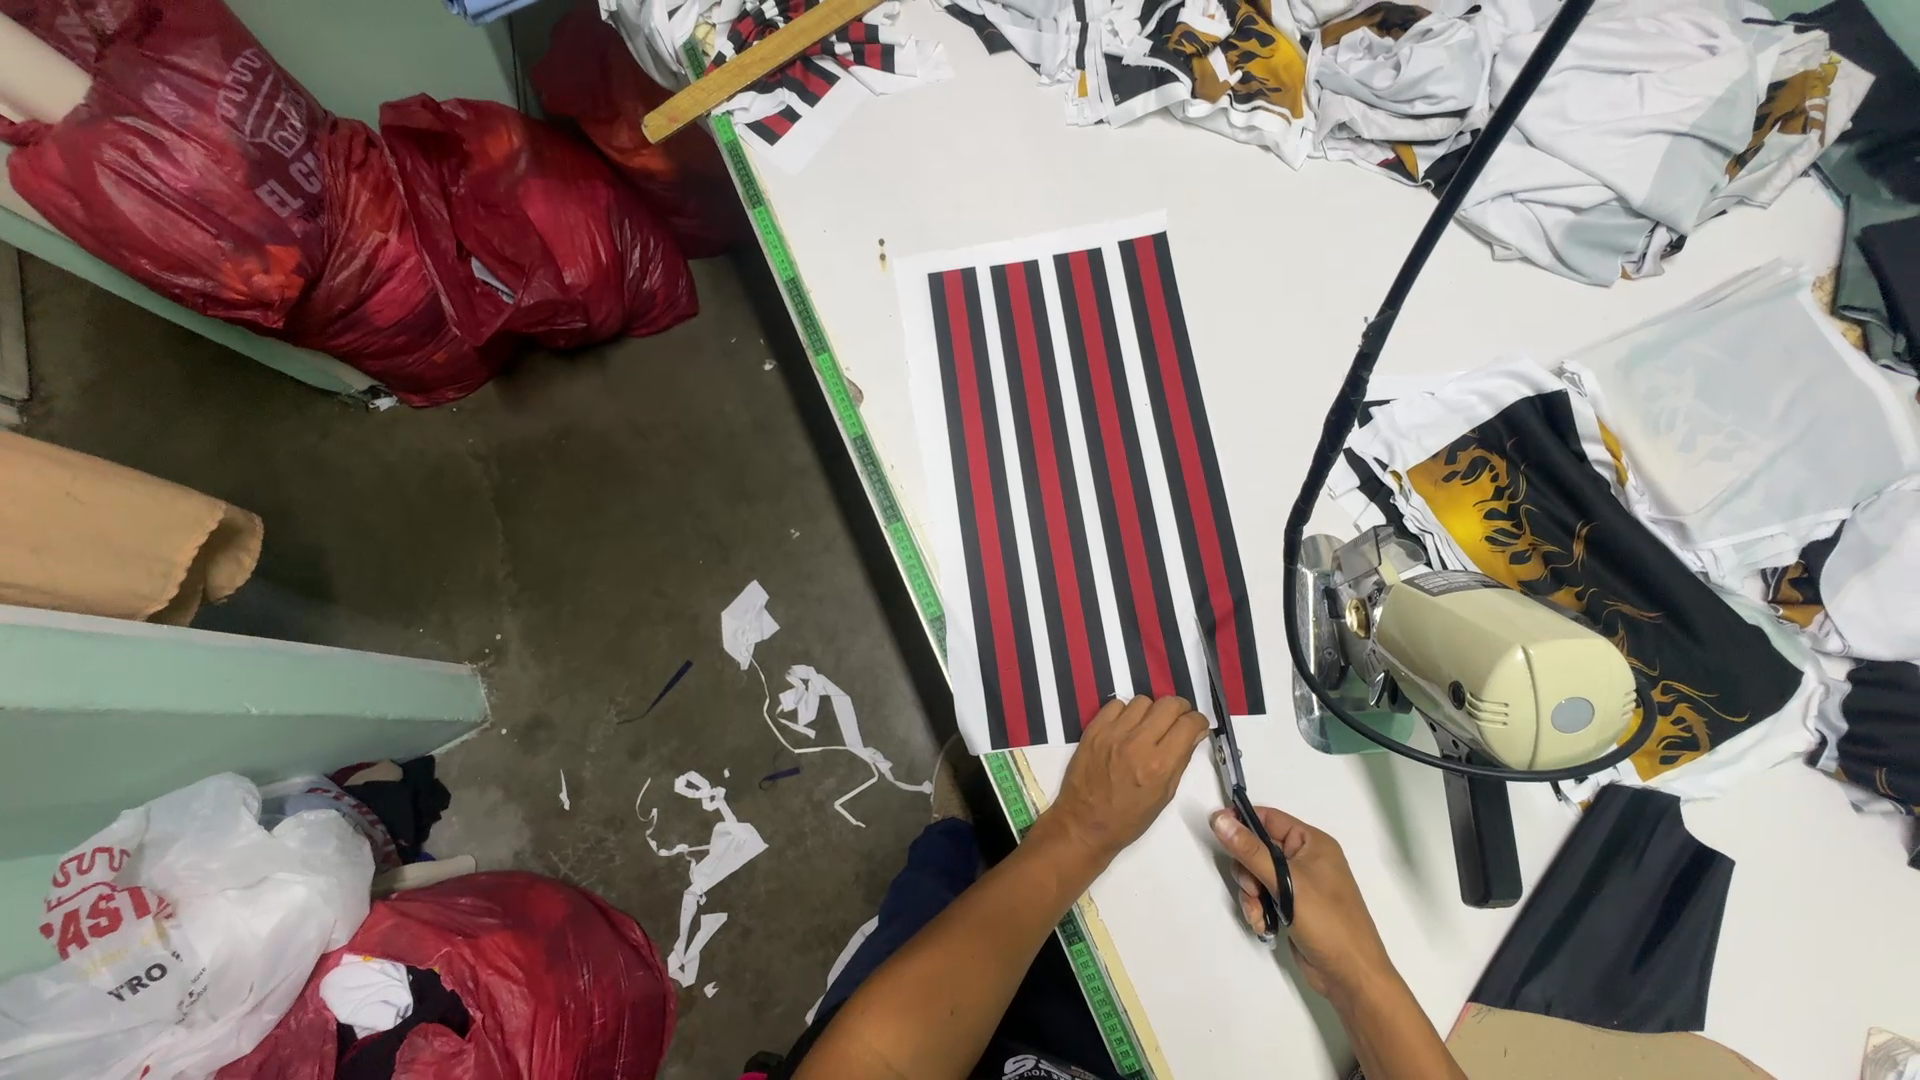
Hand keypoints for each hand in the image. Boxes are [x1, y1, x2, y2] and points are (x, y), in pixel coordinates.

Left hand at [1031, 696, 1208, 866]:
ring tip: (1149, 726)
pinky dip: (1125, 712)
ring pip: (1143, 701)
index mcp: (1159, 765)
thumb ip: (1182, 759)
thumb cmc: (1129, 818)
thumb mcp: (1165, 795)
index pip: (1189, 724)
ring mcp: (1112, 734)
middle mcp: (1137, 743)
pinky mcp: (1093, 729)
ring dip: (1151, 711)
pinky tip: (1126, 727)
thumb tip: (1195, 732)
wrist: (1084, 822)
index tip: (1196, 725)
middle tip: (1178, 721)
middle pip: (1168, 704)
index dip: (1198, 721)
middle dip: (1180, 709)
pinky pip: (1116, 704)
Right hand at [1211, 806, 1394, 1002]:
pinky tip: (1263, 925)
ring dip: (1251, 894)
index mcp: (1312, 843)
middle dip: (1247, 871)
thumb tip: (1217, 817)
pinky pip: (1263, 896)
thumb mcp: (1285, 881)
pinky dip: (1258, 909)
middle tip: (1253, 888)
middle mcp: (1305, 859)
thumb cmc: (1326, 921)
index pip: (1268, 818)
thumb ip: (1249, 849)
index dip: (1241, 822)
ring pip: (1255, 874)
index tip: (1217, 831)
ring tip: (1260, 913)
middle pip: (1257, 848)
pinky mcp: (1292, 907)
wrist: (1351, 977)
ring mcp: (1299, 884)